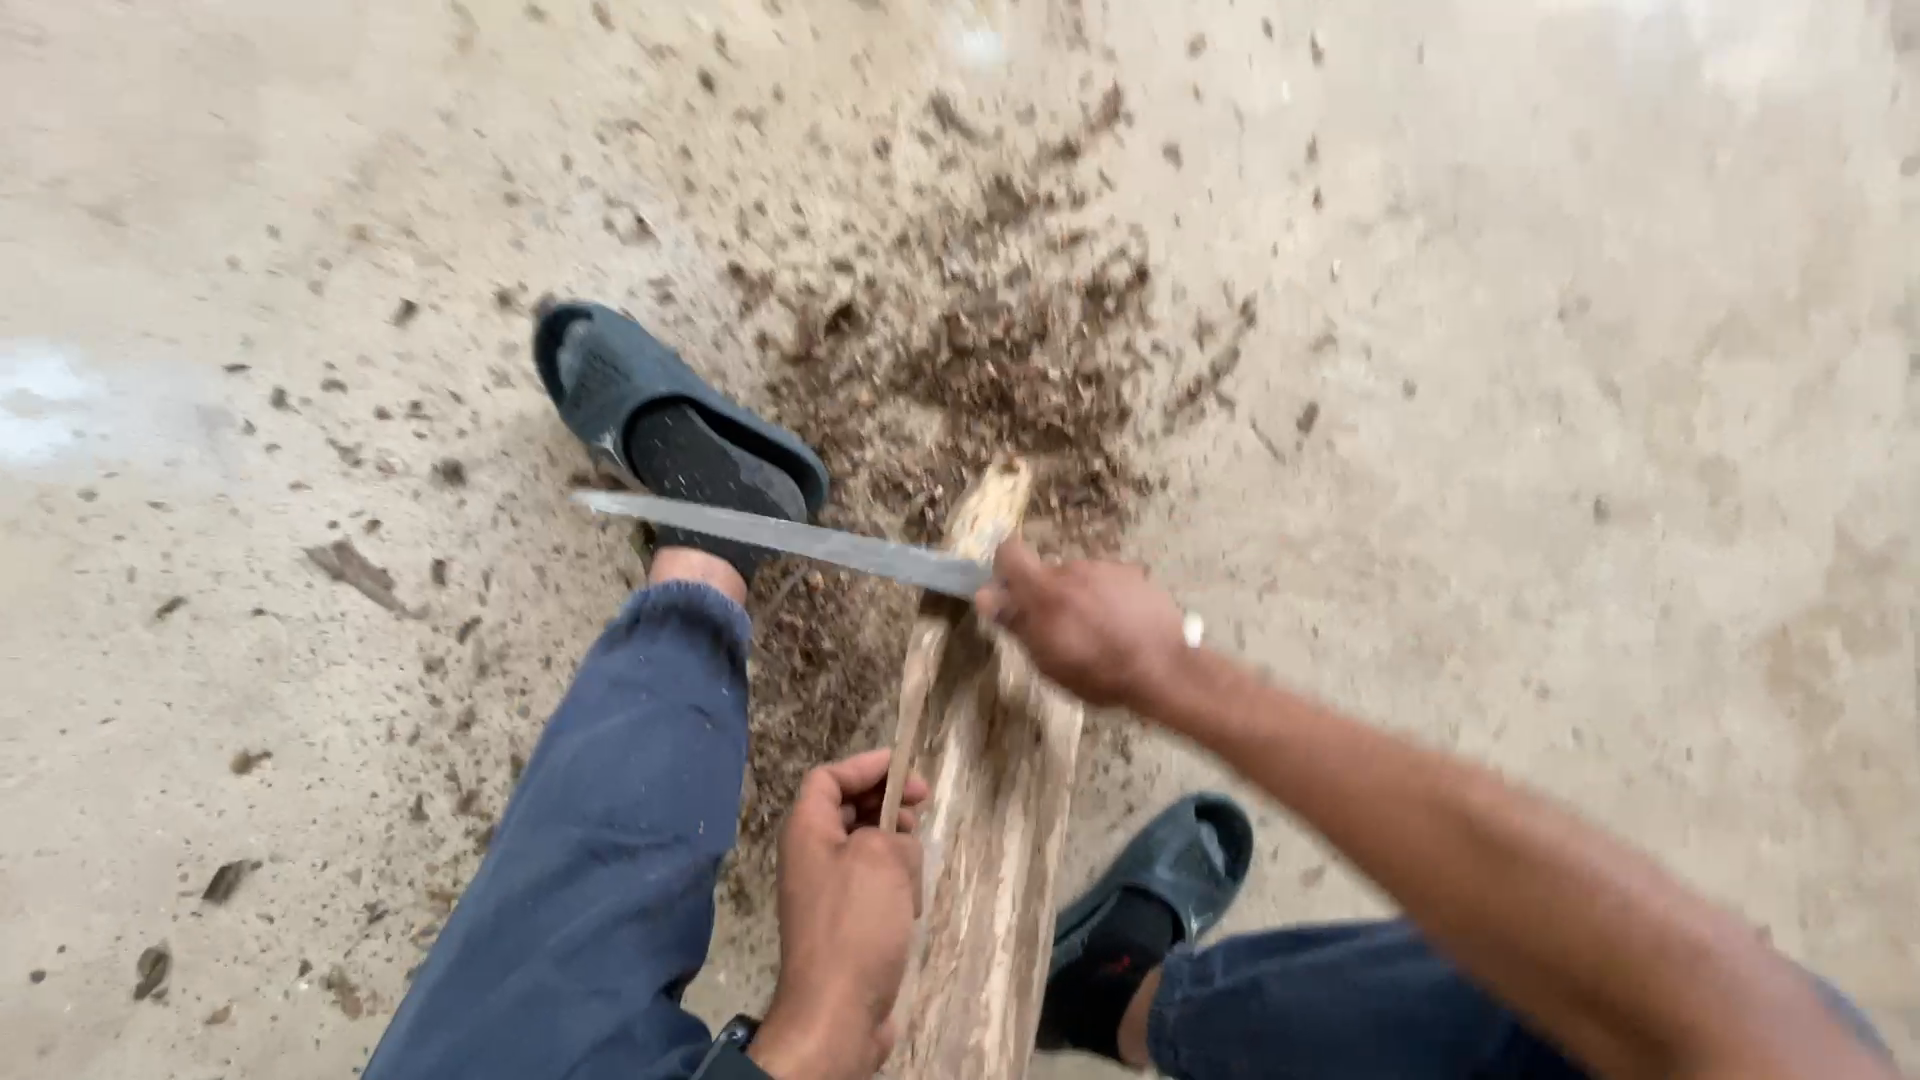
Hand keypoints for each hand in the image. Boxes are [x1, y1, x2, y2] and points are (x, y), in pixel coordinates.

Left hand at [751, 749, 930, 1079]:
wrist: (837, 1014)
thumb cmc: (856, 923)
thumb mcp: (881, 856)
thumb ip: (892, 827)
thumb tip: (896, 839)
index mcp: (807, 830)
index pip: (829, 777)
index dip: (867, 765)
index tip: (906, 769)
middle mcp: (810, 855)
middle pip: (850, 808)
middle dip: (888, 804)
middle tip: (921, 806)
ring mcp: (827, 891)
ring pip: (868, 846)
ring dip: (897, 848)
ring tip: (914, 868)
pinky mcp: (845, 922)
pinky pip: (873, 884)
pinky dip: (895, 884)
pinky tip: (910, 906)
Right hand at [974, 538, 1188, 708]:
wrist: (1164, 669)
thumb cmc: (1098, 673)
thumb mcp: (1047, 660)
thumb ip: (1016, 623)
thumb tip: (985, 594)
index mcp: (1045, 590)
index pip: (1009, 552)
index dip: (1005, 568)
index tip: (1012, 595)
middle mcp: (1074, 569)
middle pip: (1047, 572)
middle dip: (1048, 597)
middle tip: (1062, 632)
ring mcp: (1106, 568)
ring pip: (1079, 578)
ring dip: (1080, 598)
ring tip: (1099, 633)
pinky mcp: (1134, 573)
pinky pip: (1107, 581)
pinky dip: (1107, 598)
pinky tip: (1122, 626)